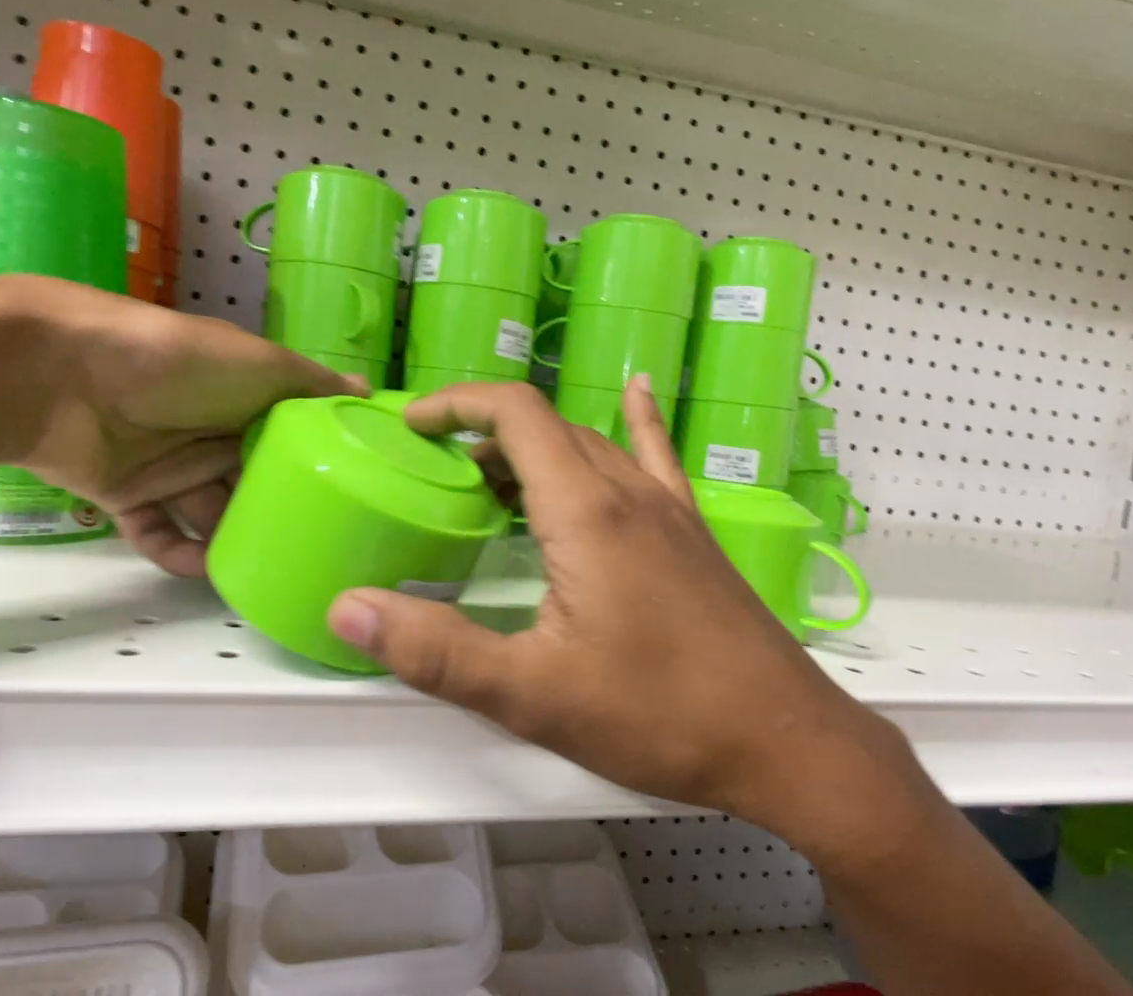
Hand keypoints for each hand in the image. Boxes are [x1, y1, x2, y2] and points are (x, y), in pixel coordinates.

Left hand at [0, 277, 362, 574]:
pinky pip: (160, 534)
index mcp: (243, 396)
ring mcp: (167, 465)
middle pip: (252, 482)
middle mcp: (210, 431)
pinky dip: (181, 555)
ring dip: (235, 541)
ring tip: (270, 572)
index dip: (314, 466)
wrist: (60, 373)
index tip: (349, 503)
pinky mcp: (126, 495)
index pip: (287, 438)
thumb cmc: (176, 362)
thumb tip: (370, 393)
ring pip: (211, 514)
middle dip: (279, 513)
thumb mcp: (259, 364)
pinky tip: (209, 573)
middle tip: (316, 553)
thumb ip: (311, 386)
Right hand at [325, 378, 943, 874]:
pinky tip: (636, 392)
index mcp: (586, 511)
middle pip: (547, 427)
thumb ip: (436, 650)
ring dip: (534, 450)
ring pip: (591, 447)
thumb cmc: (658, 715)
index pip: (514, 413)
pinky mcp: (693, 535)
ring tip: (490, 482)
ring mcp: (670, 510)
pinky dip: (634, 423)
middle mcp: (629, 492)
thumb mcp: (532, 694)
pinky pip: (655, 459)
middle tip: (437, 477)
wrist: (784, 741)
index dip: (457, 403)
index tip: (411, 425)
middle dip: (483, 436)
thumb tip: (347, 608)